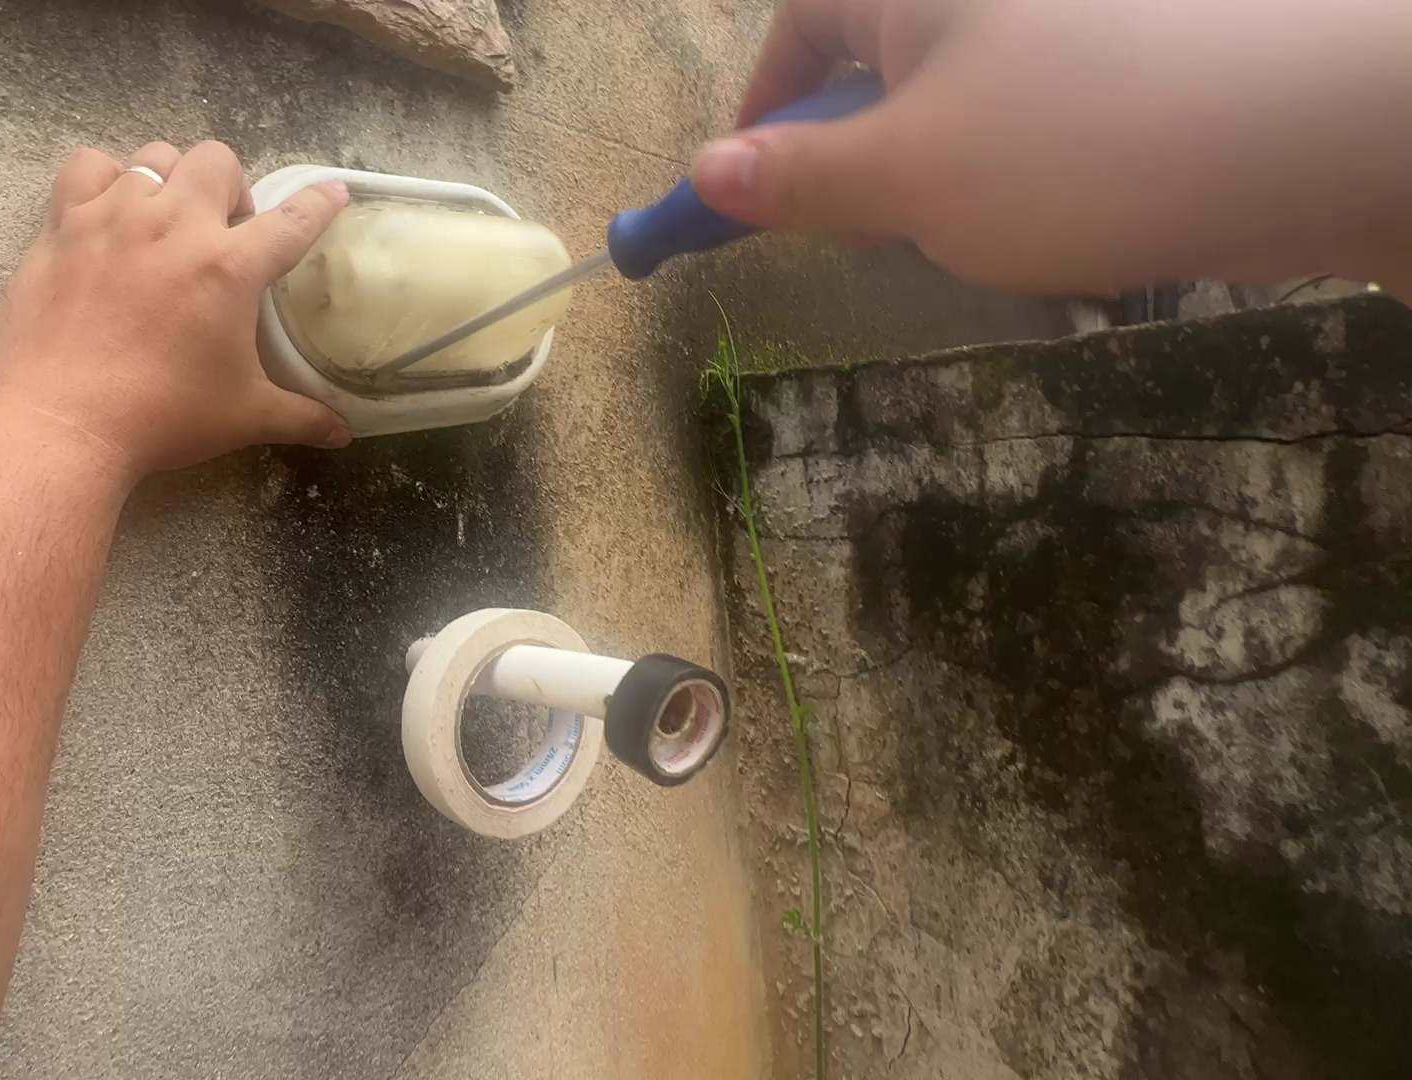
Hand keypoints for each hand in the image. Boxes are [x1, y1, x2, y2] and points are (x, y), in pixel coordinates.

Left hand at [0, 141, 350, 481]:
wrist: (66, 423)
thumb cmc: (165, 417)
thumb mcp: (246, 418)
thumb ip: (301, 418)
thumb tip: (343, 435)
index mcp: (229, 269)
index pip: (291, 221)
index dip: (319, 204)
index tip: (334, 191)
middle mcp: (174, 225)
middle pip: (217, 162)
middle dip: (232, 189)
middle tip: (225, 235)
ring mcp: (113, 217)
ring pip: (154, 157)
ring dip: (173, 183)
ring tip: (167, 223)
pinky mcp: (63, 225)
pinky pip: (89, 168)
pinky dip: (106, 180)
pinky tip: (110, 215)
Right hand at [691, 0, 1411, 294]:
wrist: (1350, 131)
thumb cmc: (1086, 145)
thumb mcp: (905, 176)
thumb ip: (794, 178)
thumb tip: (704, 173)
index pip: (799, 23)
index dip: (761, 110)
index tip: (749, 190)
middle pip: (867, 63)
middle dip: (844, 152)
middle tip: (857, 225)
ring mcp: (1064, 18)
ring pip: (940, 93)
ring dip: (917, 170)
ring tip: (951, 225)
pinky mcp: (1127, 50)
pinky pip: (1016, 102)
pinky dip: (991, 162)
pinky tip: (1026, 208)